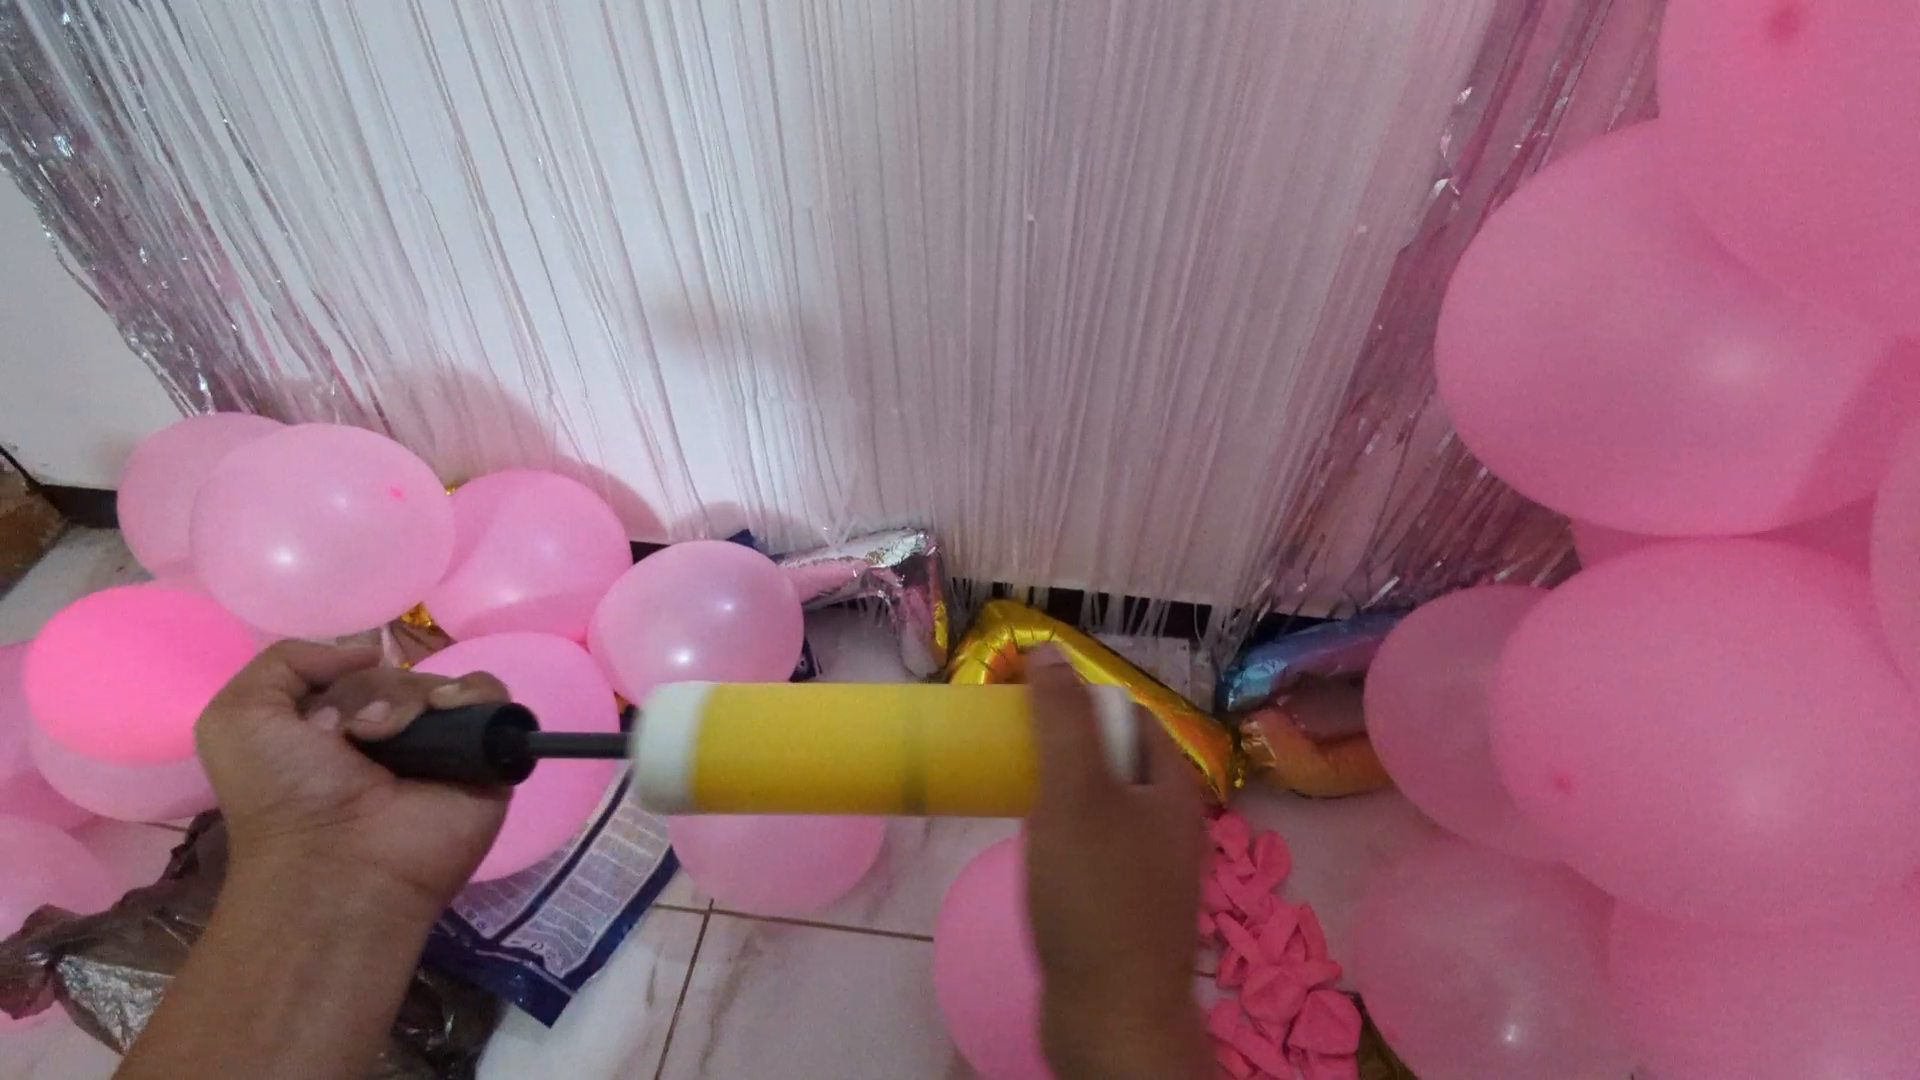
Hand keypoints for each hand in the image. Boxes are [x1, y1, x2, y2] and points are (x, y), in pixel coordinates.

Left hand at [195, 641, 510, 916]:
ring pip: (452, 685)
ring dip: (422, 696)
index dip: (346, 681)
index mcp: (345, 730)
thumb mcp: (239, 720)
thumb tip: (369, 651)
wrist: (344, 859)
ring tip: (401, 733)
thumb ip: (284, 663)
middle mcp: (401, 736)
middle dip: (383, 693)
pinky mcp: (491, 752)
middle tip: (364, 734)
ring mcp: (448, 745)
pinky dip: (474, 694)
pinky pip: (496, 699)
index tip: (327, 719)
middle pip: (409, 677)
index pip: (365, 675)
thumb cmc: (286, 795)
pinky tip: (448, 712)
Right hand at [1024, 647, 1212, 1079]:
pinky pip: (1093, 840)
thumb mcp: (1075, 792)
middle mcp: (1170, 820)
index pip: (1129, 713)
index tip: (1030, 693)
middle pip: (1116, 754)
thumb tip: (1050, 650)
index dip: (1081, 694)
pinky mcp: (1124, 901)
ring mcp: (1149, 865)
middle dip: (1067, 737)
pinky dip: (1063, 824)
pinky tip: (1033, 835)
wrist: (1110, 1019)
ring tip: (1017, 779)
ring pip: (1101, 798)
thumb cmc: (1095, 894)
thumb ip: (1063, 719)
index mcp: (1172, 786)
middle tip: (1016, 735)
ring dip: (1061, 781)